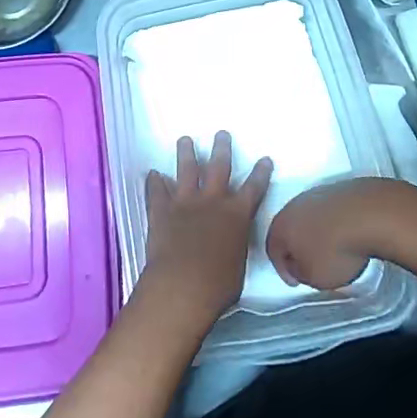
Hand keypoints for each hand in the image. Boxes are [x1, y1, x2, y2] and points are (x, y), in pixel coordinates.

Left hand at [140, 132, 271, 330]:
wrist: (183, 283)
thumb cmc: (219, 284)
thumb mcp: (238, 264)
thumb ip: (234, 246)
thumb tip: (230, 243)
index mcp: (237, 215)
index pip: (253, 189)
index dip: (260, 173)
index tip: (264, 158)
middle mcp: (212, 202)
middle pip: (218, 168)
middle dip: (221, 149)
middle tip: (221, 133)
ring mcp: (185, 202)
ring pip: (186, 171)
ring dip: (186, 154)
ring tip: (185, 139)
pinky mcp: (161, 210)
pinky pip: (156, 191)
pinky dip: (154, 182)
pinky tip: (152, 174)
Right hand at [266, 177, 404, 289]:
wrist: (369, 217)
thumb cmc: (337, 249)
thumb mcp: (314, 278)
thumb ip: (299, 273)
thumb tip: (298, 269)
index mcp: (280, 228)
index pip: (273, 250)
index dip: (283, 268)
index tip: (295, 278)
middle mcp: (293, 207)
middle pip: (290, 229)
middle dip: (298, 246)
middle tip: (310, 263)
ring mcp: (316, 195)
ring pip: (310, 217)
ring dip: (317, 232)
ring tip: (333, 248)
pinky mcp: (338, 190)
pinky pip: (330, 210)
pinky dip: (335, 222)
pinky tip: (347, 234)